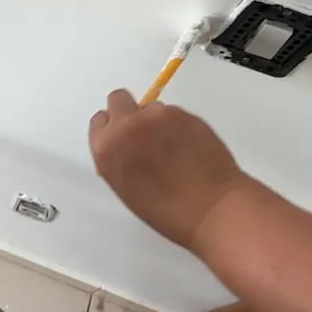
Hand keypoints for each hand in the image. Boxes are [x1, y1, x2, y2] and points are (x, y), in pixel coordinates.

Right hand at [88, 90, 247, 249]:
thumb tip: (127, 144)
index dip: (113, 128)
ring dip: (158, 121)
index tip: (125, 138)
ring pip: (151, 107)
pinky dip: (180, 126)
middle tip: (146, 132)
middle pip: (118, 99)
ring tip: (176, 148)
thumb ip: (118, 157)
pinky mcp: (183, 113)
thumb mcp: (126, 187)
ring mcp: (155, 117)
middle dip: (130, 112)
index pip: (100, 120)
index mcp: (105, 148)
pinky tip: (191, 147)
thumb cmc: (167, 212)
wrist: (212, 210)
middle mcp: (126, 126)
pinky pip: (175, 113)